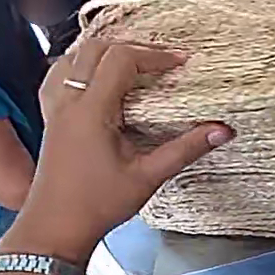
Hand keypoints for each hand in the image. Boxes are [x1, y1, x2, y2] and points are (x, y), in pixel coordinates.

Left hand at [1, 39, 231, 261]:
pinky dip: (82, 65)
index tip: (181, 64)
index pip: (121, 60)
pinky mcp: (51, 117)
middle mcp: (68, 101)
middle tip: (163, 60)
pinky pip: (60, 74)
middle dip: (133, 48)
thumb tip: (223, 130)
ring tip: (135, 62)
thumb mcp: (149, 176)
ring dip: (106, 52)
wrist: (55, 227)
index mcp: (91, 111)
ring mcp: (55, 108)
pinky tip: (99, 77)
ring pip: (74, 56)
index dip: (154, 55)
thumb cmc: (99, 203)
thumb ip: (186, 148)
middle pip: (96, 49)